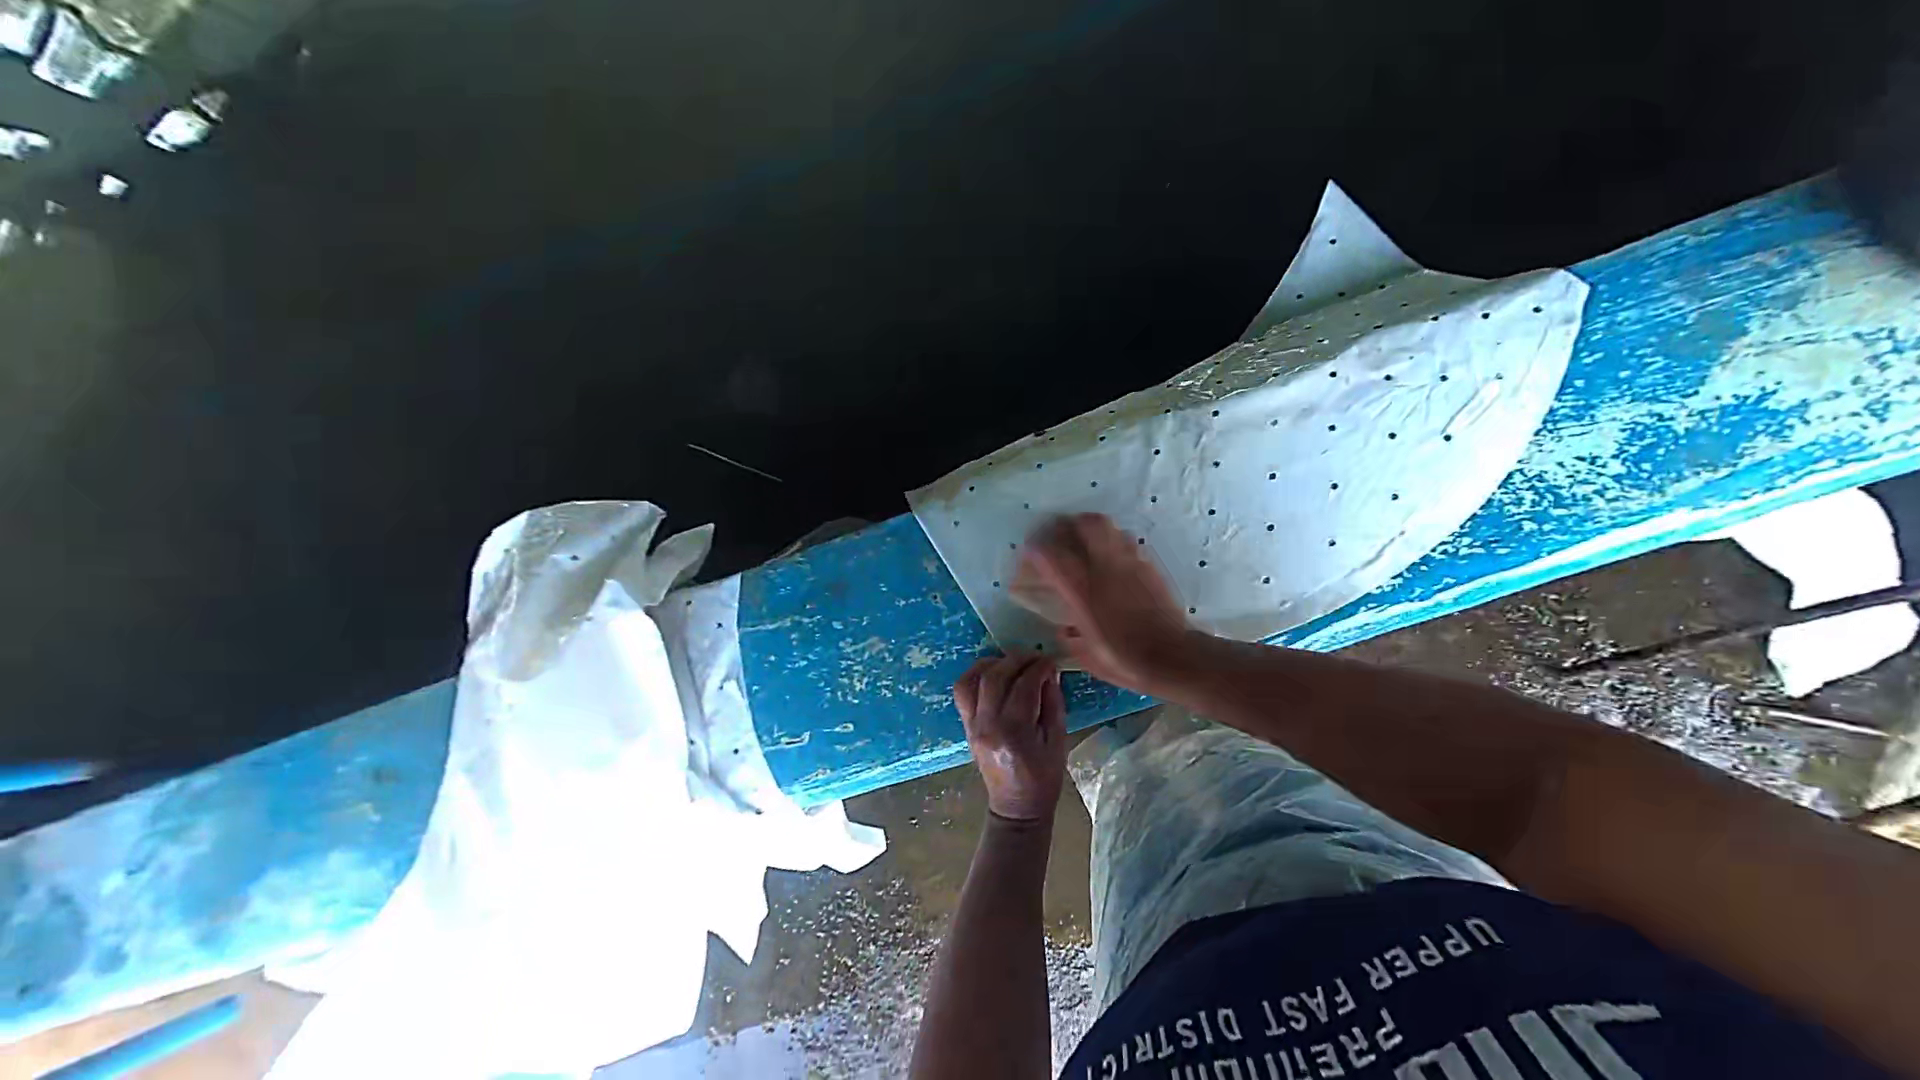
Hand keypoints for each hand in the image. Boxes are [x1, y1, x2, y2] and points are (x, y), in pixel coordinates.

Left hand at [953, 653, 1066, 821]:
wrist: (1016, 806)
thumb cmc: (1044, 778)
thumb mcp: (1058, 741)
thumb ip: (1053, 703)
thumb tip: (1048, 673)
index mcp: (1014, 732)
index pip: (1024, 686)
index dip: (1039, 668)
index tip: (1050, 662)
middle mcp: (988, 725)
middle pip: (995, 678)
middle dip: (1017, 661)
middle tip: (1035, 657)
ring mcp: (972, 725)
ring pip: (972, 680)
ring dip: (992, 664)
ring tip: (1012, 662)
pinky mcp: (966, 726)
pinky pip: (963, 692)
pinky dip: (976, 676)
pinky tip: (993, 673)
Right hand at [1011, 513, 1197, 693]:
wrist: (1172, 657)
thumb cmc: (1126, 661)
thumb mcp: (1088, 656)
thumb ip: (1071, 639)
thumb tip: (1064, 629)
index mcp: (1082, 592)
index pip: (1052, 556)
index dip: (1037, 549)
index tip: (1029, 551)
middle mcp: (1104, 570)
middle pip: (1083, 525)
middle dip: (1066, 524)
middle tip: (1056, 532)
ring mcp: (1129, 563)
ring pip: (1107, 526)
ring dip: (1090, 526)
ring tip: (1083, 537)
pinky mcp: (1149, 565)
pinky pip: (1127, 540)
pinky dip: (1113, 540)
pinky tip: (1112, 555)